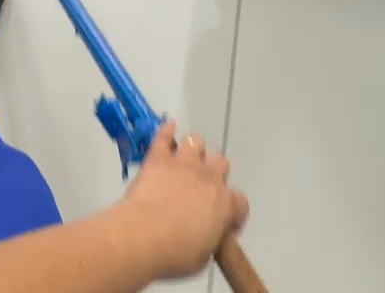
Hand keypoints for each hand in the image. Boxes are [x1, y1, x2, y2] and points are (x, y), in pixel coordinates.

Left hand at [114, 119, 249, 279]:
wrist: (143, 235)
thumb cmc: (176, 253)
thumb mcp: (203, 256)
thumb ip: (211, 237)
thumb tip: (208, 232)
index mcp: (224, 204)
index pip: (241, 202)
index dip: (235, 213)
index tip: (225, 224)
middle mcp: (208, 177)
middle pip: (221, 162)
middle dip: (214, 173)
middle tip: (203, 189)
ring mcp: (183, 163)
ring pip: (196, 141)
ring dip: (193, 150)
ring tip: (186, 161)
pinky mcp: (158, 158)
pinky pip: (164, 135)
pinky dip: (167, 131)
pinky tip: (168, 128)